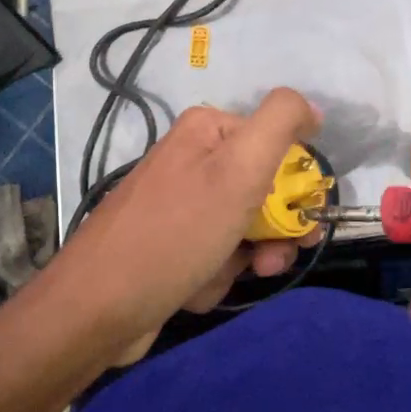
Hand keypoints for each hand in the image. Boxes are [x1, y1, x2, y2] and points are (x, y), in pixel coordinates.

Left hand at [47, 88, 321, 359]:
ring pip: (241, 230)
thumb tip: (311, 106)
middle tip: (266, 261)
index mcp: (207, 129)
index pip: (276, 146)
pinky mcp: (169, 245)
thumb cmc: (178, 231)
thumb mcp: (240, 167)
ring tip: (222, 276)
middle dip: (270, 232)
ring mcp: (178, 203)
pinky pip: (214, 257)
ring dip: (242, 260)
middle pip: (261, 191)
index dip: (294, 187)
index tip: (300, 223)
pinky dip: (214, 277)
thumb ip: (281, 123)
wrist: (98, 305)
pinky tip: (193, 289)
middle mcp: (192, 158)